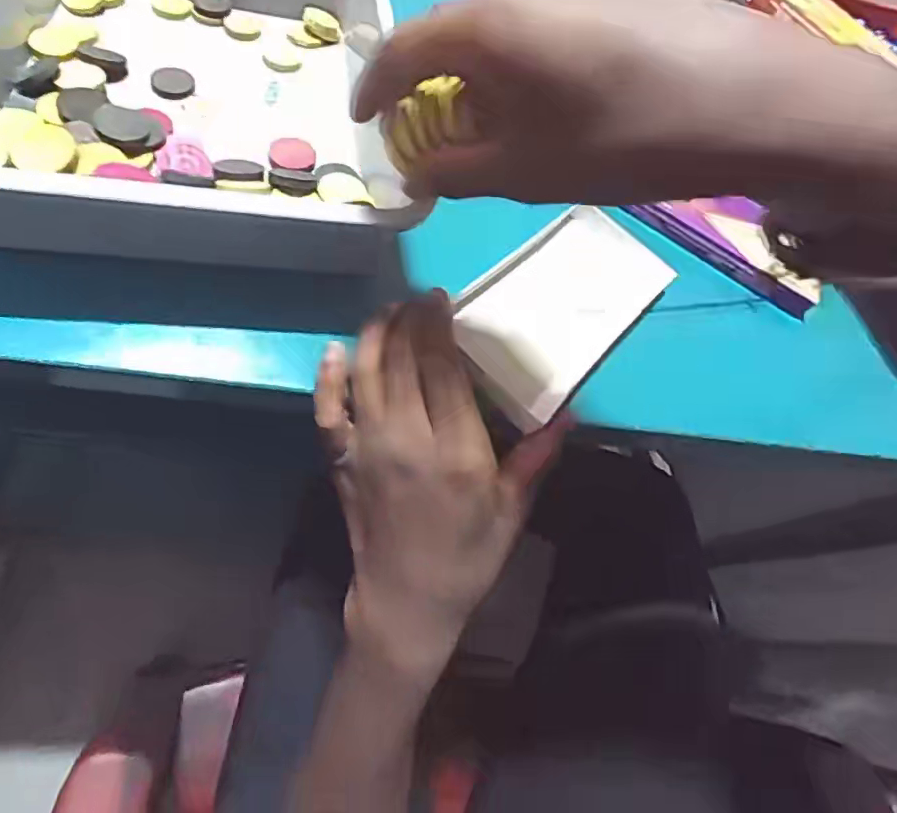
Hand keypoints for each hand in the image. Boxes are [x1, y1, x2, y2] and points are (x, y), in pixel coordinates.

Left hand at [315, 293, 570, 676]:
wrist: (406, 599)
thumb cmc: (468, 555)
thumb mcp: (511, 509)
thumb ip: (536, 456)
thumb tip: (568, 411)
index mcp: (456, 451)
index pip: (442, 369)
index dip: (439, 327)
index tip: (441, 300)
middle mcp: (407, 439)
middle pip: (402, 360)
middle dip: (409, 320)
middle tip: (419, 298)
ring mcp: (367, 447)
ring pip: (366, 373)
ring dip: (374, 334)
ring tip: (388, 311)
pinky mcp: (341, 459)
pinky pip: (328, 410)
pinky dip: (328, 378)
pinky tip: (334, 350)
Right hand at [353, 0, 896, 263]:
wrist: (762, 102)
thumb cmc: (626, 142)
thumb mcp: (523, 172)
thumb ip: (452, 171)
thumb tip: (417, 173)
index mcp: (484, 24)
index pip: (400, 52)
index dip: (373, 92)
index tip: (365, 124)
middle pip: (446, 37)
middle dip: (428, 91)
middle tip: (435, 138)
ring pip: (492, 28)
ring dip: (475, 77)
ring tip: (496, 124)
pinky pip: (535, 19)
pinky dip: (517, 60)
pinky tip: (548, 96)